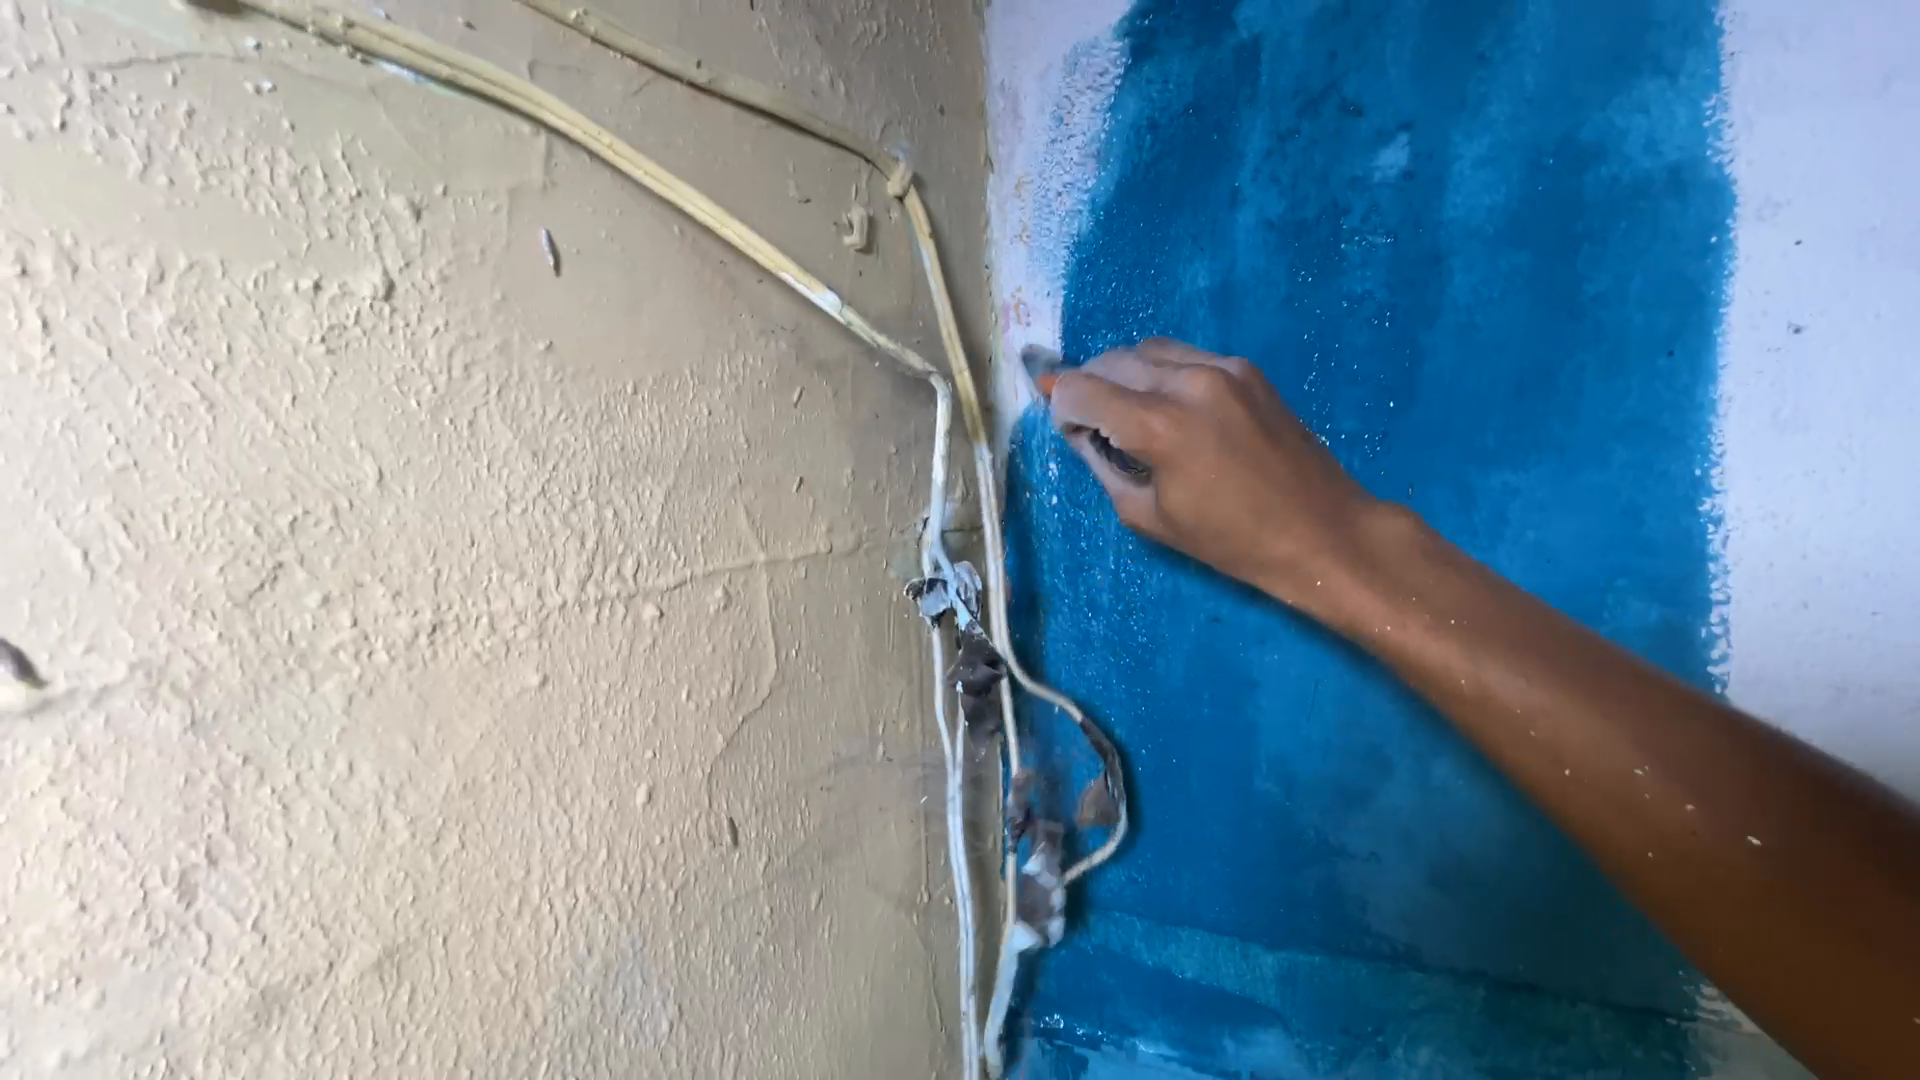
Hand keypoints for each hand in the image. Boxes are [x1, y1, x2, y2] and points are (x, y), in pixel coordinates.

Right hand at [1049, 338, 1379, 606]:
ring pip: (1146, 350)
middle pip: (1110, 361)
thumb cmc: (1230, 540)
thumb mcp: (1147, 516)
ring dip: (1122, 374)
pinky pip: (1183, 355)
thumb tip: (1081, 434)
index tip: (1067, 431)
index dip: (1061, 408)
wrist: (1320, 529)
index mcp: (1160, 427)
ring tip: (1124, 410)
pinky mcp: (1245, 368)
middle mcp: (1189, 382)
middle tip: (1088, 423)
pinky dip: (1159, 372)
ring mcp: (1222, 368)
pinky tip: (1165, 403)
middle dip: (1087, 387)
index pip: (1082, 390)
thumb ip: (1104, 466)